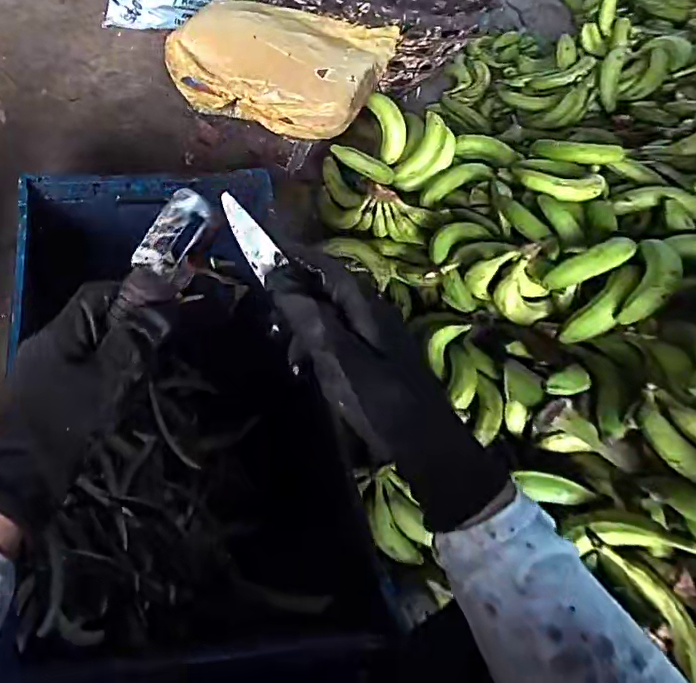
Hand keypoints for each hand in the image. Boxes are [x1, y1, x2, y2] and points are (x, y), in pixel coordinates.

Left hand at [0, 281, 151, 539]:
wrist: (17, 483)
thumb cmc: (65, 424)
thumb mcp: (109, 379)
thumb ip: (135, 339)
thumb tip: (162, 307)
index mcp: (59, 331)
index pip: (97, 293)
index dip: (131, 294)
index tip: (158, 308)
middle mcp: (45, 342)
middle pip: (92, 318)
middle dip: (125, 325)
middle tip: (154, 343)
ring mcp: (39, 369)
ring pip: (87, 345)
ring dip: (115, 351)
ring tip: (139, 371)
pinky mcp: (40, 394)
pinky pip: (77, 368)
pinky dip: (100, 371)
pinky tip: (114, 392)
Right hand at [267, 246, 508, 531]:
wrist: (426, 446)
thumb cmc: (379, 399)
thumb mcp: (336, 357)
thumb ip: (308, 316)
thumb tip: (279, 279)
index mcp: (365, 305)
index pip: (329, 266)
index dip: (299, 256)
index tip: (269, 250)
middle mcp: (373, 311)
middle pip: (329, 288)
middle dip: (297, 293)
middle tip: (270, 309)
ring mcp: (377, 334)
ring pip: (333, 314)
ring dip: (306, 324)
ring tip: (287, 352)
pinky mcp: (377, 356)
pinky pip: (340, 336)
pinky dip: (318, 344)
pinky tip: (307, 367)